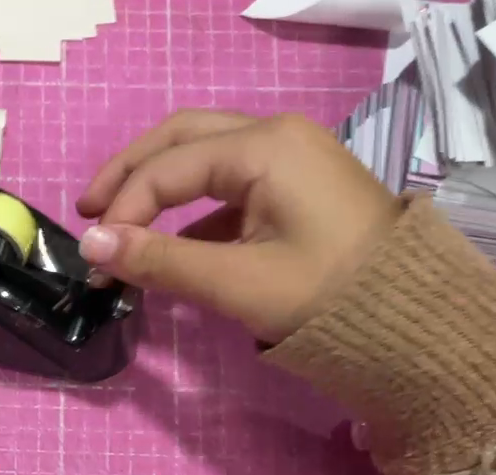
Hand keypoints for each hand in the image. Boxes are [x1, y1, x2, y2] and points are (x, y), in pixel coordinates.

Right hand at [74, 111, 400, 342]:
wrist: (407, 317)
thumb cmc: (322, 295)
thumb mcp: (234, 281)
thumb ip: (159, 260)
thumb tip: (92, 247)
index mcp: (264, 148)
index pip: (167, 168)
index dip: (122, 210)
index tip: (94, 256)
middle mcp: (274, 136)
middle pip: (180, 138)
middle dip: (129, 173)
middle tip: (88, 211)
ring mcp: (286, 158)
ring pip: (202, 155)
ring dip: (155, 185)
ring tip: (118, 223)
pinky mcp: (290, 187)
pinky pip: (224, 183)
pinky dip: (187, 208)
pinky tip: (167, 243)